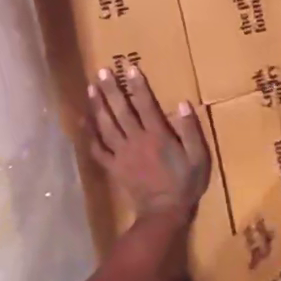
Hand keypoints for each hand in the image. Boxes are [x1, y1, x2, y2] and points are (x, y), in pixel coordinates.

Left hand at [86, 66, 210, 224]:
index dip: (139, 85)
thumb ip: (190, 130)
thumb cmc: (184, 183)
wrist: (164, 213)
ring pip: (106, 126)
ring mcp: (122, 154)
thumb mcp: (198, 157)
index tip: (131, 67)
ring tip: (90, 89)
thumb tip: (183, 103)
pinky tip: (83, 123)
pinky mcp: (113, 167)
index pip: (146, 104)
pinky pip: (98, 150)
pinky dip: (89, 136)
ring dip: (98, 106)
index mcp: (157, 135)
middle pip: (121, 110)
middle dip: (111, 89)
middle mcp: (136, 140)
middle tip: (102, 71)